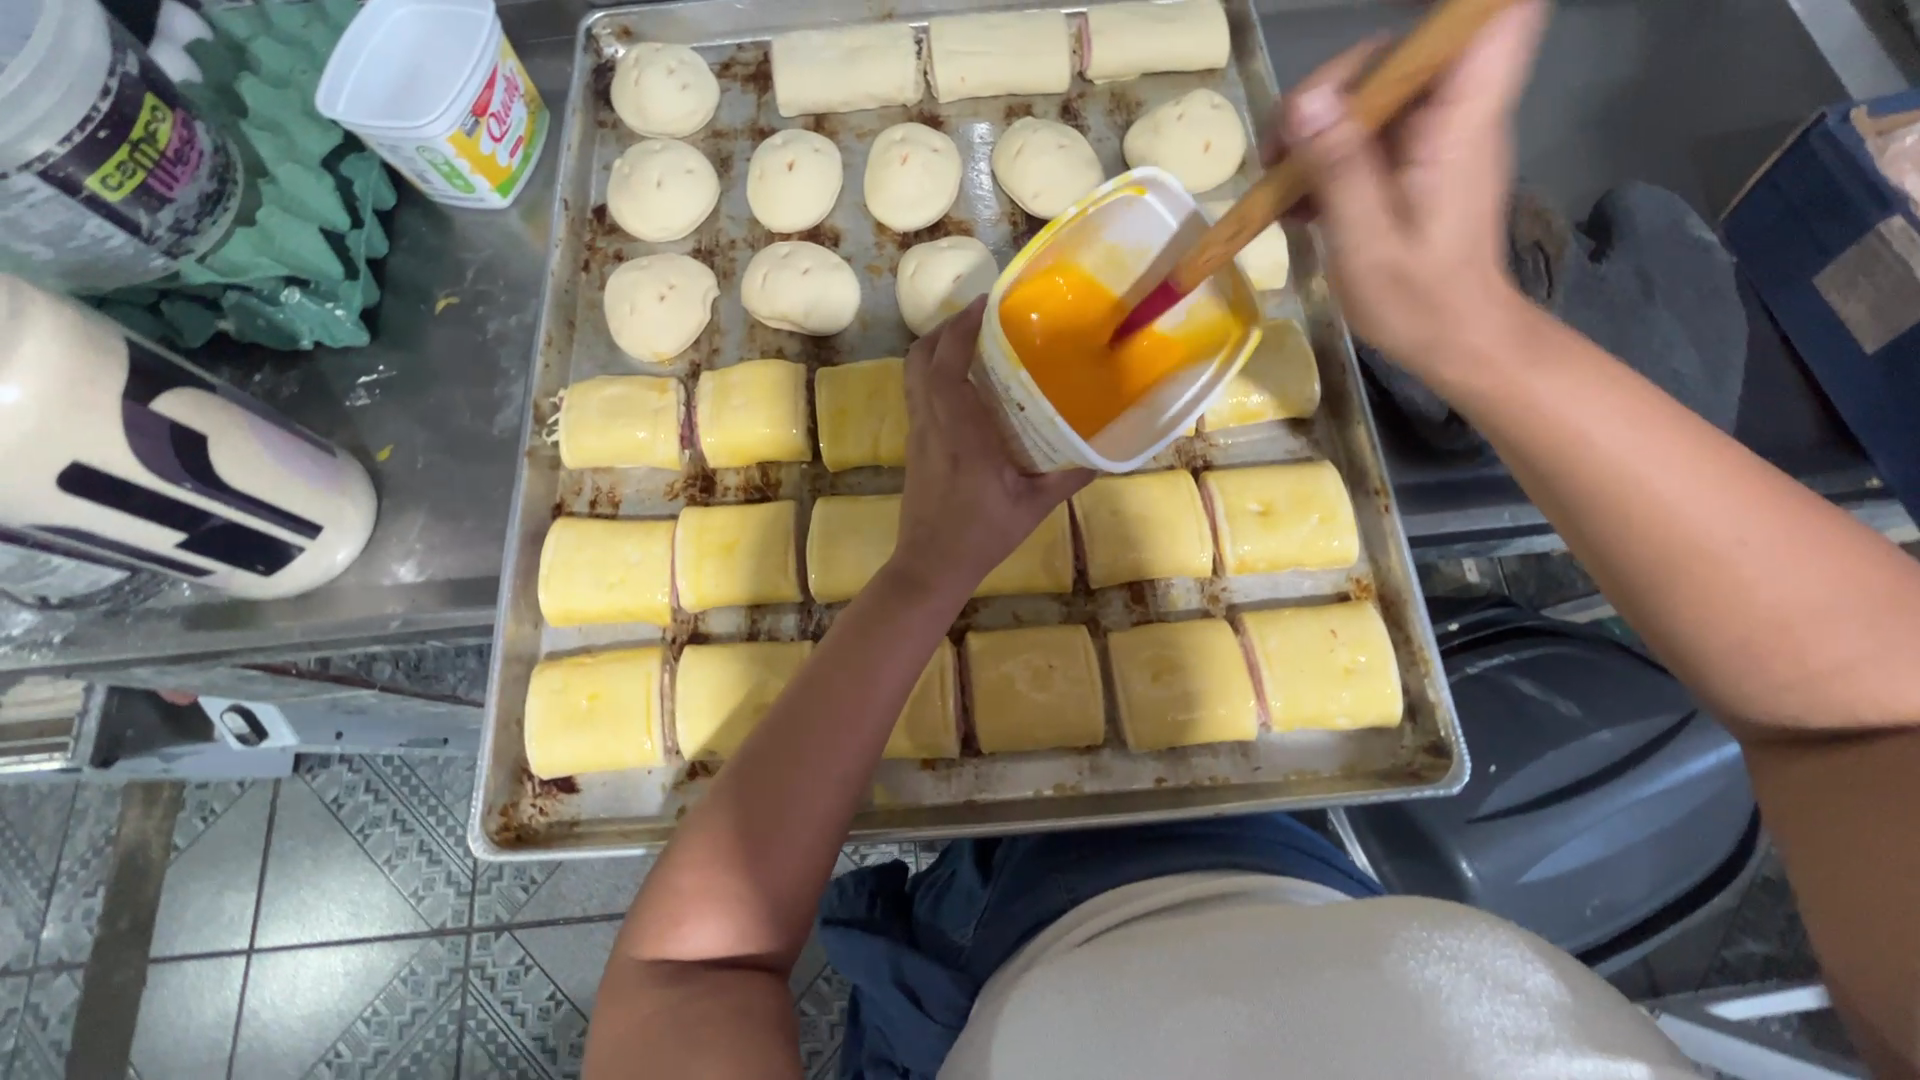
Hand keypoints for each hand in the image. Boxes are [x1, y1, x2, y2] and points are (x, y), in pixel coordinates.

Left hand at [892, 297, 1091, 593]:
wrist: (929, 565)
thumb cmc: (981, 535)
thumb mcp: (1033, 506)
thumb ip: (1068, 476)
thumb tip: (1104, 452)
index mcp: (959, 430)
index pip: (948, 362)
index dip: (963, 326)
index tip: (989, 303)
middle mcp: (930, 422)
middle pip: (921, 357)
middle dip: (947, 328)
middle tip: (983, 318)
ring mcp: (917, 433)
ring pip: (913, 374)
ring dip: (937, 349)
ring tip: (973, 342)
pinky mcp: (914, 446)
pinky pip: (918, 394)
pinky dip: (935, 374)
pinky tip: (965, 385)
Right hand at [1273, 0, 1547, 374]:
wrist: (1456, 340)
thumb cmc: (1418, 301)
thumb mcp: (1366, 243)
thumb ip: (1339, 169)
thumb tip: (1305, 103)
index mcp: (1458, 124)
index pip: (1491, 20)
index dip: (1442, 14)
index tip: (1379, 45)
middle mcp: (1454, 116)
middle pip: (1400, 56)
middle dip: (1332, 88)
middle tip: (1283, 146)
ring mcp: (1435, 139)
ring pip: (1376, 94)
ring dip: (1319, 127)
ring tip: (1281, 182)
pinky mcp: (1417, 162)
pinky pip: (1369, 133)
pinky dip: (1328, 156)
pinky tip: (1300, 201)